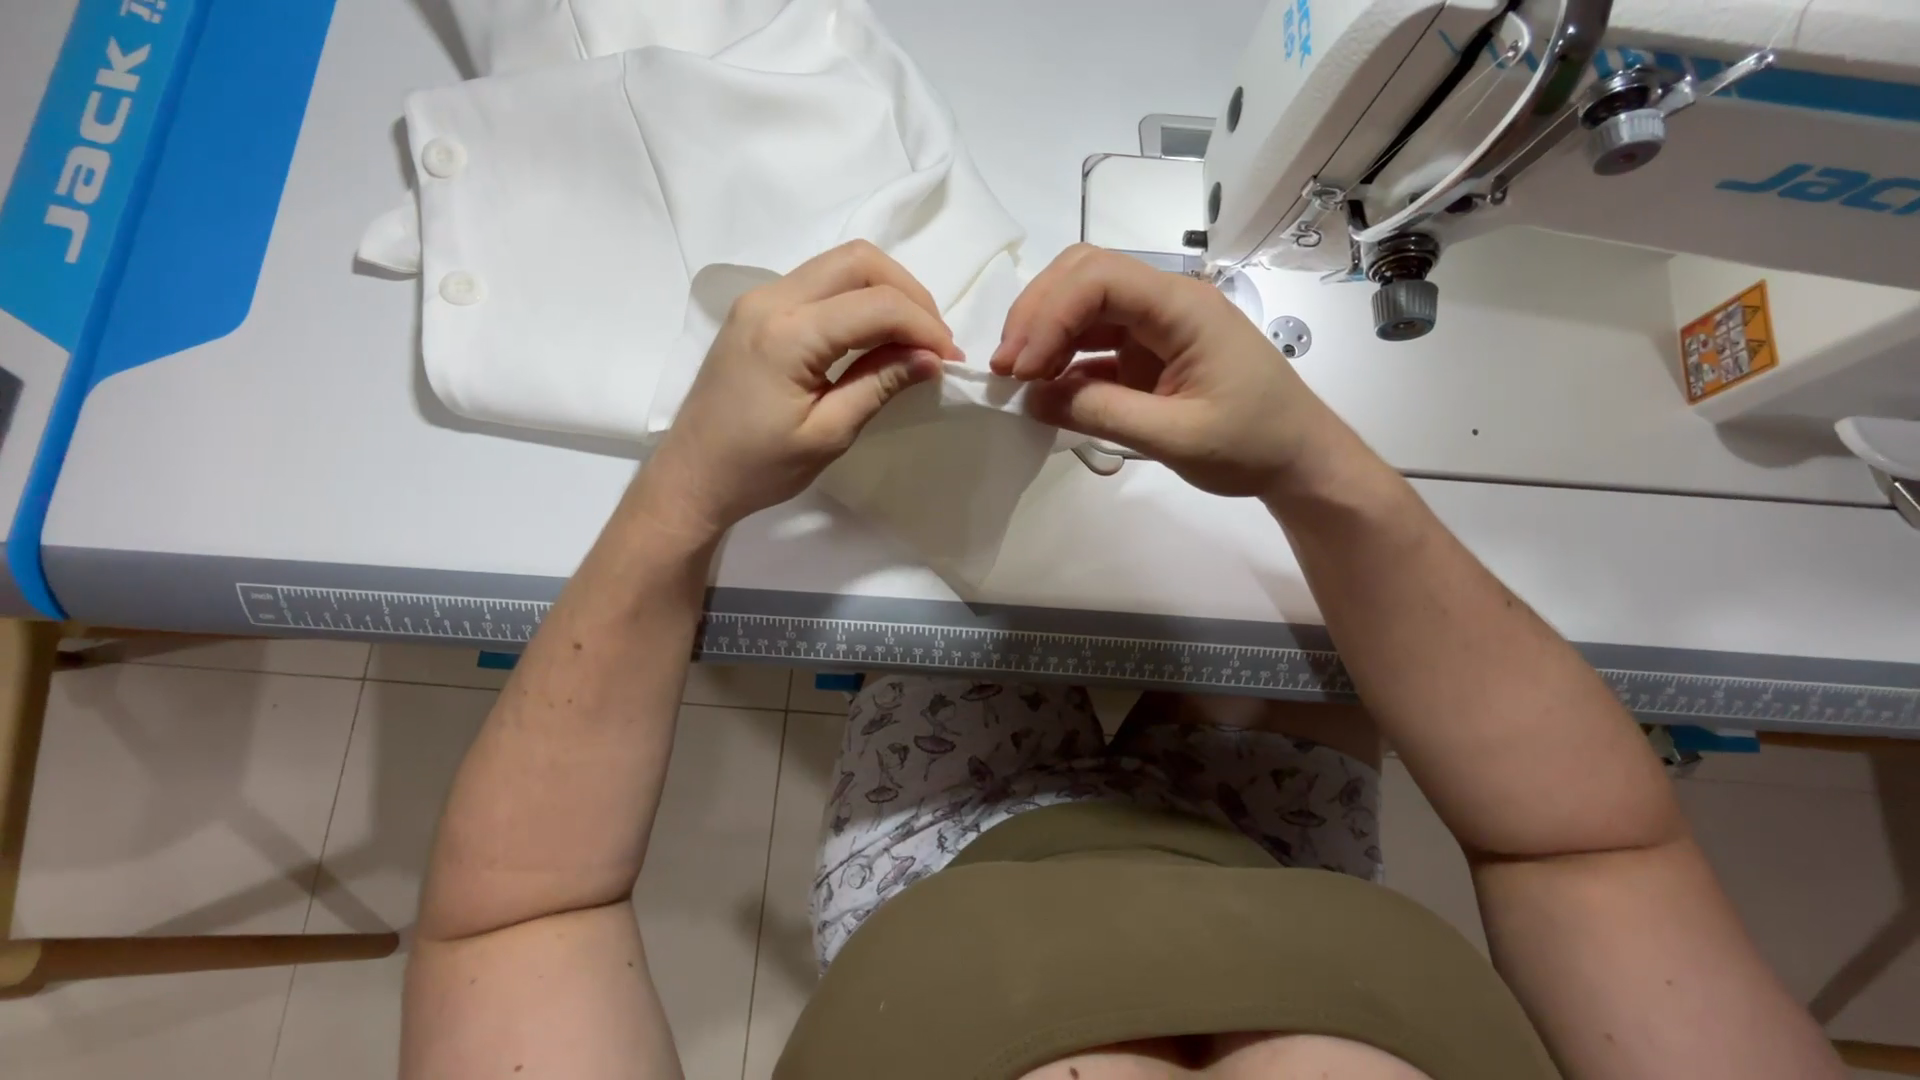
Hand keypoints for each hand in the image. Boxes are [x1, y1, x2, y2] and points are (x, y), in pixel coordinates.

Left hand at [638, 241, 961, 536]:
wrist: (692, 475)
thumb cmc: (758, 468)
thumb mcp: (828, 435)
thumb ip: (879, 386)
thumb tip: (931, 359)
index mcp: (787, 335)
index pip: (875, 305)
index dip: (923, 326)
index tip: (950, 359)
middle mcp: (770, 300)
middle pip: (858, 261)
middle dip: (909, 293)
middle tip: (934, 340)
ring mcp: (759, 300)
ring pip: (839, 265)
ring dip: (885, 291)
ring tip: (912, 337)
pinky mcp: (757, 310)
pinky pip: (819, 283)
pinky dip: (857, 298)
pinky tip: (875, 334)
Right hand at [991, 244, 1358, 499]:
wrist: (1297, 459)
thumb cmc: (1251, 445)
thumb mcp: (1175, 437)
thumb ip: (1101, 414)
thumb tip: (1032, 400)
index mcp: (1183, 307)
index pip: (1098, 279)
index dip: (1048, 316)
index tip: (1020, 370)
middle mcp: (1166, 301)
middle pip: (1084, 274)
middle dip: (1037, 314)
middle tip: (1006, 368)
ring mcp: (1156, 324)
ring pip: (1083, 303)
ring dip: (1044, 334)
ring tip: (1019, 380)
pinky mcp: (1148, 350)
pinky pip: (1094, 339)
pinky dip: (1063, 358)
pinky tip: (1046, 388)